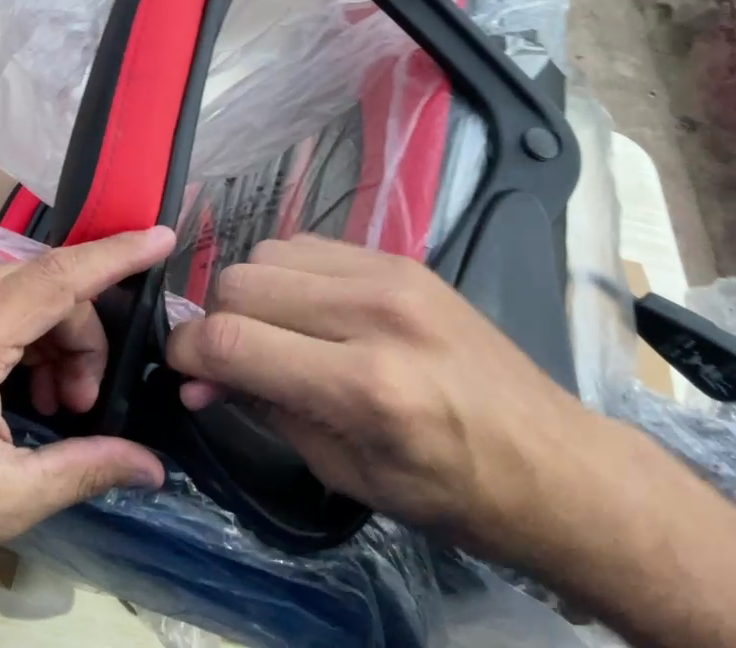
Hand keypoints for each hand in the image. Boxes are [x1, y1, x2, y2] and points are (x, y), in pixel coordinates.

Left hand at [0, 228, 173, 589]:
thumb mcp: (1, 498)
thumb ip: (83, 469)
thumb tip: (151, 465)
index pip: (57, 278)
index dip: (116, 256)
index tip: (164, 237)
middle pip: (47, 285)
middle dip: (85, 335)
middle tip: (82, 405)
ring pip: (22, 288)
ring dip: (54, 335)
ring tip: (52, 402)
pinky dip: (23, 330)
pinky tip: (20, 385)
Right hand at [164, 233, 610, 558]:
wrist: (556, 463)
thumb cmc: (450, 490)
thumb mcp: (344, 470)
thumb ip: (263, 409)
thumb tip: (198, 376)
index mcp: (365, 387)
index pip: (233, 342)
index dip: (186, 350)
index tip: (179, 364)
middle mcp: (375, 314)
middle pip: (239, 284)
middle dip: (216, 322)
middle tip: (231, 358)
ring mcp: (392, 275)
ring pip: (266, 254)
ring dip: (250, 294)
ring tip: (273, 332)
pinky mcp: (402, 258)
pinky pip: (306, 245)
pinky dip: (287, 275)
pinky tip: (308, 309)